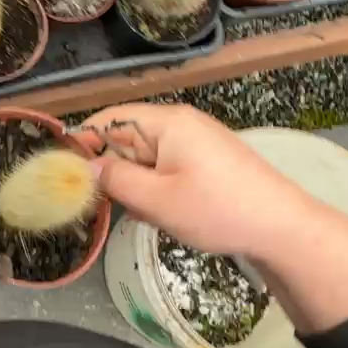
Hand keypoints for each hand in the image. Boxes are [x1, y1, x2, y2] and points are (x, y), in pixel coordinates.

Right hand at [76, 103, 347, 334]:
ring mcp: (194, 144)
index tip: (64, 173)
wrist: (283, 229)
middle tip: (113, 205)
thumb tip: (85, 168)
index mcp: (167, 122)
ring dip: (136, 187)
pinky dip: (156, 191)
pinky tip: (167, 214)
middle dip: (114, 172)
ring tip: (150, 214)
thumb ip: (114, 180)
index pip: (108, 119)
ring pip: (142, 159)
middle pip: (124, 139)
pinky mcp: (204, 162)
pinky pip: (163, 169)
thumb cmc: (217, 210)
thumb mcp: (156, 199)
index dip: (81, 141)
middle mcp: (179, 125)